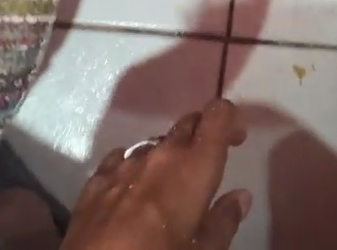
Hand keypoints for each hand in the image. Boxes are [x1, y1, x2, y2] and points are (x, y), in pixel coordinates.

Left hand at [63, 100, 251, 249]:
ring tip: (168, 186)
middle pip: (188, 123)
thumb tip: (240, 197)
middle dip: (201, 136)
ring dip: (167, 155)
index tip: (237, 140)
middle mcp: (162, 153)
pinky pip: (121, 160)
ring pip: (155, 143)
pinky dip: (134, 168)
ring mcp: (125, 164)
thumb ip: (224, 222)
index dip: (230, 119)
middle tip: (208, 166)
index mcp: (194, 165)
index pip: (218, 114)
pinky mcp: (95, 182)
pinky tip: (132, 191)